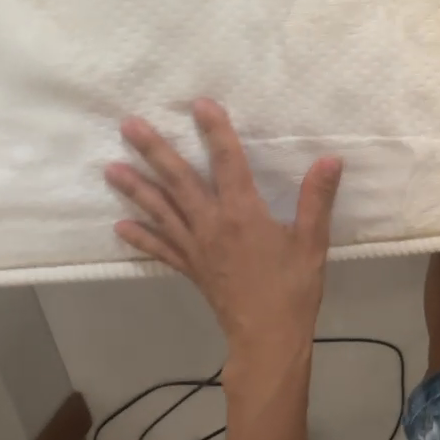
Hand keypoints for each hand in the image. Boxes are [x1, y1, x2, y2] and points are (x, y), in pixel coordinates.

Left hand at [107, 99, 343, 376]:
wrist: (268, 336)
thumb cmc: (293, 286)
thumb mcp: (313, 240)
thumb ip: (317, 198)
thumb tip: (330, 159)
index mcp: (243, 214)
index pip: (228, 163)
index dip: (215, 132)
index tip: (200, 104)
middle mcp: (211, 226)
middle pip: (178, 182)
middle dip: (154, 152)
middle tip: (128, 125)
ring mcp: (196, 248)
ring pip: (161, 211)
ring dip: (136, 189)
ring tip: (110, 168)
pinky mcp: (190, 269)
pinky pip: (161, 249)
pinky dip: (141, 237)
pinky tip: (121, 226)